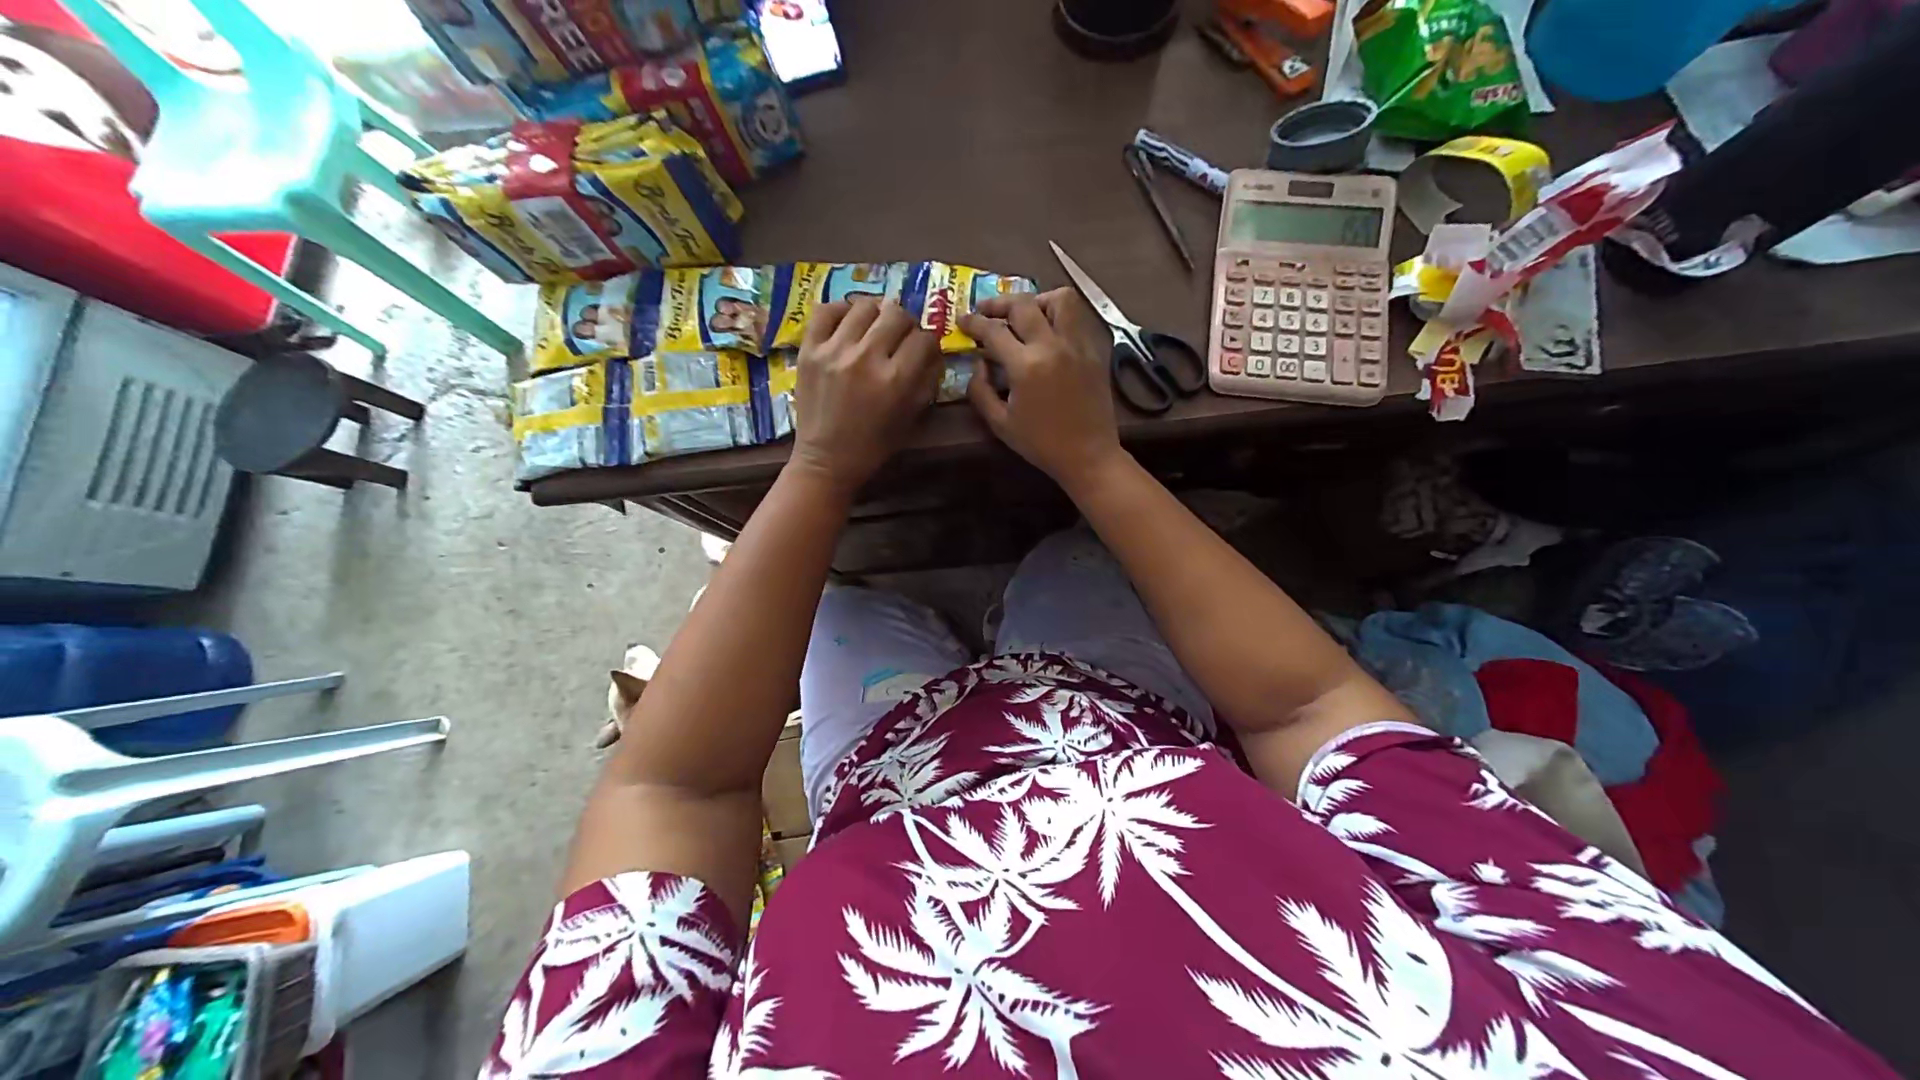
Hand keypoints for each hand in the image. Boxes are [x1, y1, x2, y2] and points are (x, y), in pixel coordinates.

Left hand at [789, 296, 942, 492]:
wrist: (825, 460)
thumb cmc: (873, 445)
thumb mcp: (911, 417)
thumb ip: (926, 381)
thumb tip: (933, 352)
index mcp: (895, 379)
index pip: (924, 339)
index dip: (929, 343)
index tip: (923, 351)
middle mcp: (866, 358)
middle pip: (896, 314)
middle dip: (906, 324)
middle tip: (900, 337)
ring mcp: (834, 350)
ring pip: (864, 306)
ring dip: (876, 314)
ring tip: (874, 328)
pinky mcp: (809, 350)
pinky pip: (826, 310)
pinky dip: (841, 311)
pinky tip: (847, 324)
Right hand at [961, 288, 1123, 488]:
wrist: (1088, 455)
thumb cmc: (1040, 444)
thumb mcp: (1000, 423)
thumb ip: (980, 390)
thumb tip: (977, 364)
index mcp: (1026, 366)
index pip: (993, 330)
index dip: (973, 322)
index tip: (963, 320)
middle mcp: (1053, 346)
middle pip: (1023, 304)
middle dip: (999, 303)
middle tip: (986, 312)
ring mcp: (1077, 345)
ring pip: (1060, 300)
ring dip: (1038, 301)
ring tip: (1026, 315)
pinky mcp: (1094, 351)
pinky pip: (1078, 319)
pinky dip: (1060, 317)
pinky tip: (1049, 333)